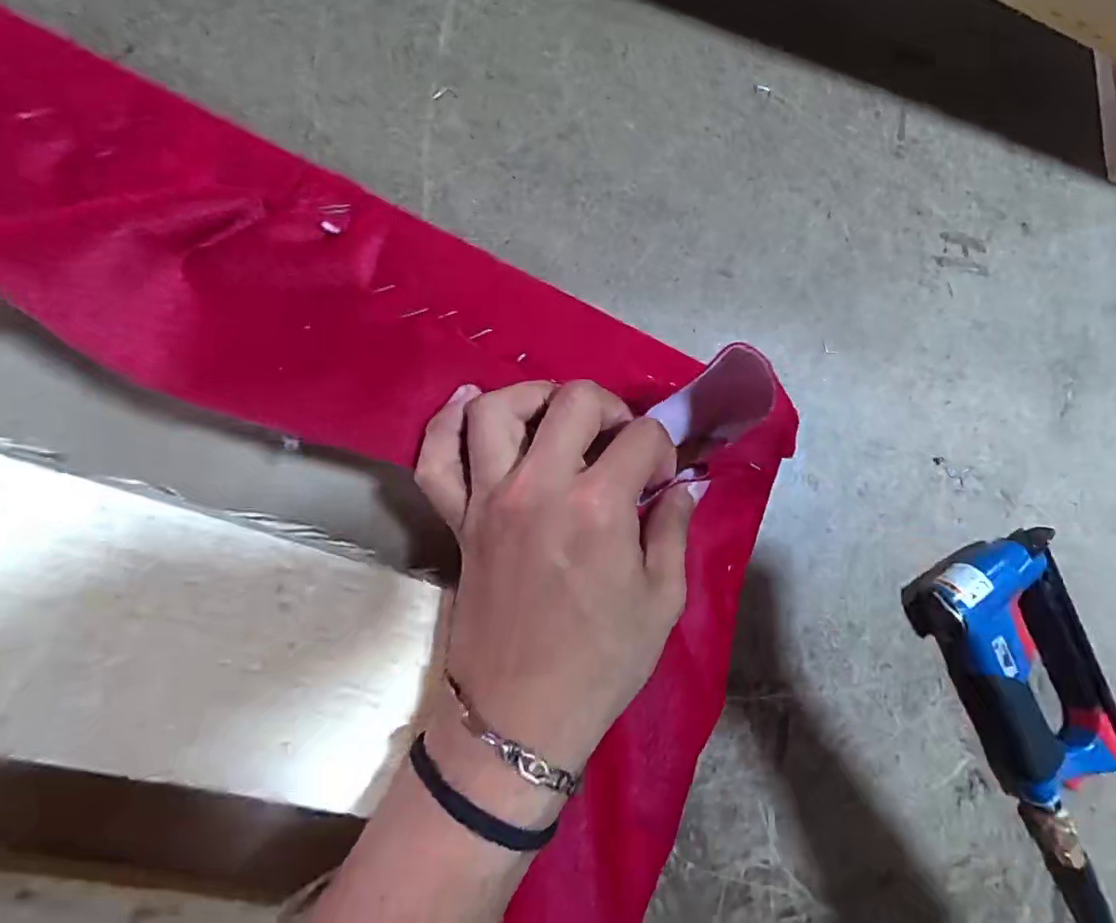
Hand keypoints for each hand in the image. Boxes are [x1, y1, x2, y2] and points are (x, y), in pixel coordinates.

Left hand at [413, 380, 700, 820]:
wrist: (520, 718)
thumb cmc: (603, 661)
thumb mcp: (663, 598)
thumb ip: (674, 529)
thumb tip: (680, 488)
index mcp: (598, 507)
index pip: (641, 437)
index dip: (662, 449)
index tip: (661, 480)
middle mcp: (538, 488)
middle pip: (573, 401)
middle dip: (611, 408)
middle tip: (621, 441)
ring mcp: (488, 502)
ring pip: (495, 410)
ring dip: (534, 397)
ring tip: (559, 416)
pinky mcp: (457, 522)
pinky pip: (435, 458)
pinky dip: (447, 422)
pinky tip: (471, 405)